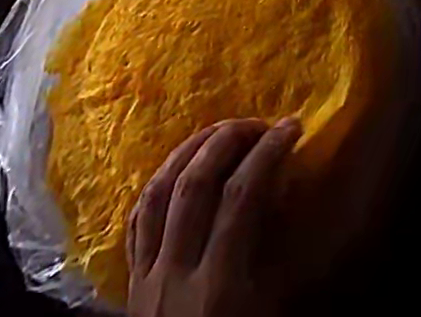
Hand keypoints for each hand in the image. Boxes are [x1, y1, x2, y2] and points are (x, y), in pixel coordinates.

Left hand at [127, 118, 301, 316]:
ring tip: (217, 130)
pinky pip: (135, 219)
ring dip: (189, 149)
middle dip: (227, 139)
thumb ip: (277, 258)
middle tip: (255, 122)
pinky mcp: (129, 282)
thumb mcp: (271, 314)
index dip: (268, 153)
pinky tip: (175, 167)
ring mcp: (146, 276)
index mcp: (219, 286)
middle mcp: (176, 272)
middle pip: (195, 183)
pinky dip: (156, 183)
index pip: (242, 197)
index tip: (291, 127)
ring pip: (158, 191)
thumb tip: (286, 197)